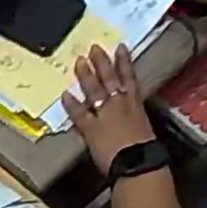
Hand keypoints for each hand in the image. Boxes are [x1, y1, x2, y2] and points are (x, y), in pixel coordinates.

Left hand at [62, 45, 155, 176]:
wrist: (136, 160)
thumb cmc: (141, 149)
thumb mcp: (140, 127)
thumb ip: (131, 119)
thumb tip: (124, 121)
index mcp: (136, 103)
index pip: (130, 78)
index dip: (124, 62)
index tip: (120, 47)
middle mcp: (121, 104)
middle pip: (111, 79)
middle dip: (102, 62)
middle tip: (94, 48)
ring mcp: (106, 114)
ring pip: (96, 90)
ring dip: (87, 75)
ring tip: (80, 62)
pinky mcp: (93, 129)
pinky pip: (80, 114)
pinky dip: (72, 104)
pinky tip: (65, 94)